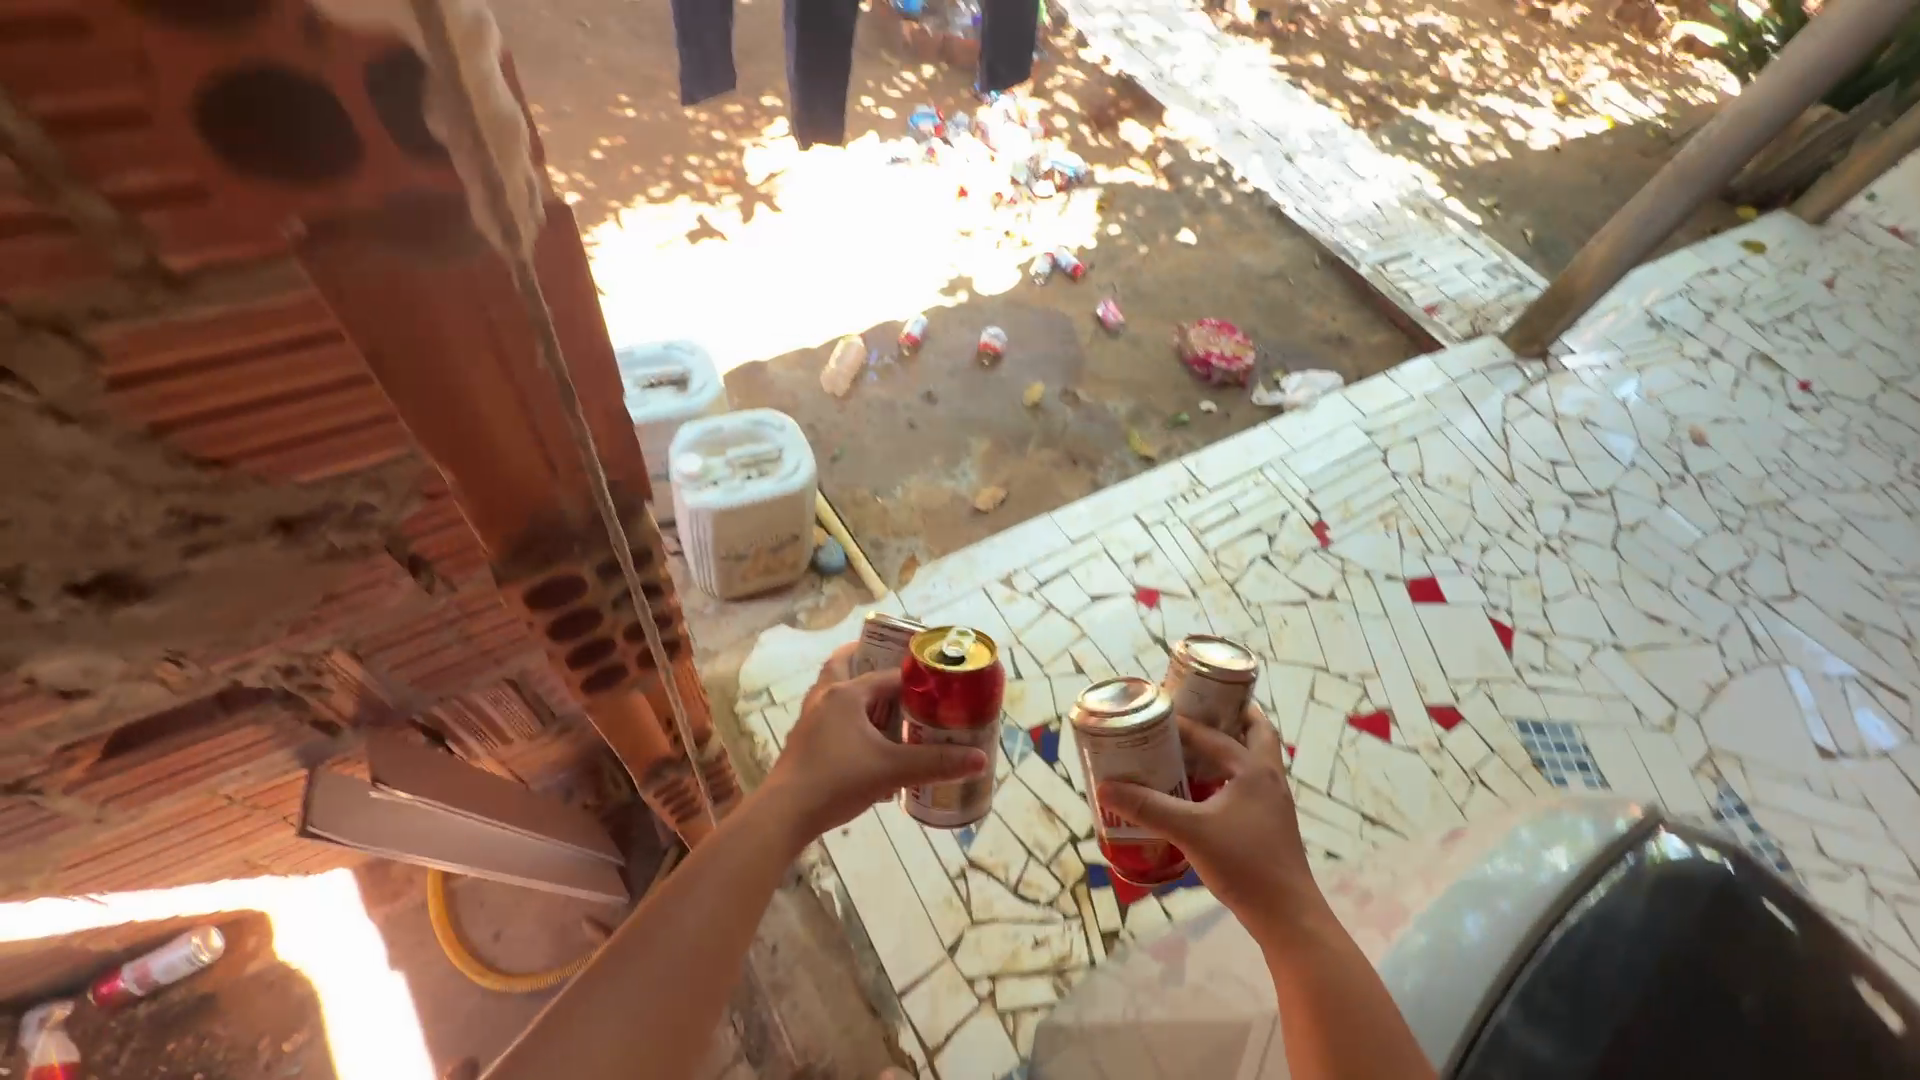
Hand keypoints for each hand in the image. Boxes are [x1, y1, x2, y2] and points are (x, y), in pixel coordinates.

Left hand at [763, 645, 987, 841]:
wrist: (784, 814)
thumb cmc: (837, 780)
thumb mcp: (892, 771)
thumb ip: (936, 763)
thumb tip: (980, 760)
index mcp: (846, 693)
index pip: (889, 675)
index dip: (916, 679)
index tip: (938, 686)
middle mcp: (825, 698)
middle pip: (846, 666)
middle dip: (870, 663)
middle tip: (899, 675)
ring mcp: (810, 720)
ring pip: (836, 692)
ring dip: (859, 693)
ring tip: (887, 707)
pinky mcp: (804, 742)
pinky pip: (831, 717)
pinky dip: (849, 719)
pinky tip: (867, 742)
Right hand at [1097, 708, 1324, 945]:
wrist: (1287, 916)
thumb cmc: (1244, 864)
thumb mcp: (1190, 832)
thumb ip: (1147, 808)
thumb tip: (1104, 788)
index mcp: (1254, 769)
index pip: (1216, 734)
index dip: (1186, 722)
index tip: (1159, 711)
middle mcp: (1269, 779)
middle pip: (1256, 732)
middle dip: (1231, 716)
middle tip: (1198, 709)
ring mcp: (1274, 803)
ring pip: (1255, 759)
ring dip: (1231, 745)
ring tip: (1194, 745)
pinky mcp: (1271, 825)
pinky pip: (1250, 784)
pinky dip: (1229, 775)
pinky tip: (1204, 791)